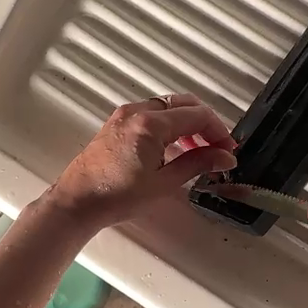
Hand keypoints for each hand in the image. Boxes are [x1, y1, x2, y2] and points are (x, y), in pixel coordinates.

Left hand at [45, 94, 238, 228]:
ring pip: (167, 107)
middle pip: (184, 105)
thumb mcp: (163, 183)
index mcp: (150, 123)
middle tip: (218, 148)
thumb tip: (224, 157)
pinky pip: (151, 114)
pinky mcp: (116, 124)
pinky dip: (169, 125)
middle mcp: (137, 111)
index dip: (219, 131)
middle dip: (206, 124)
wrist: (78, 202)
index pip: (197, 115)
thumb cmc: (116, 197)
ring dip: (187, 124)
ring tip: (199, 151)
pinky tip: (174, 148)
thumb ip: (197, 164)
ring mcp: (124, 115)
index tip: (228, 150)